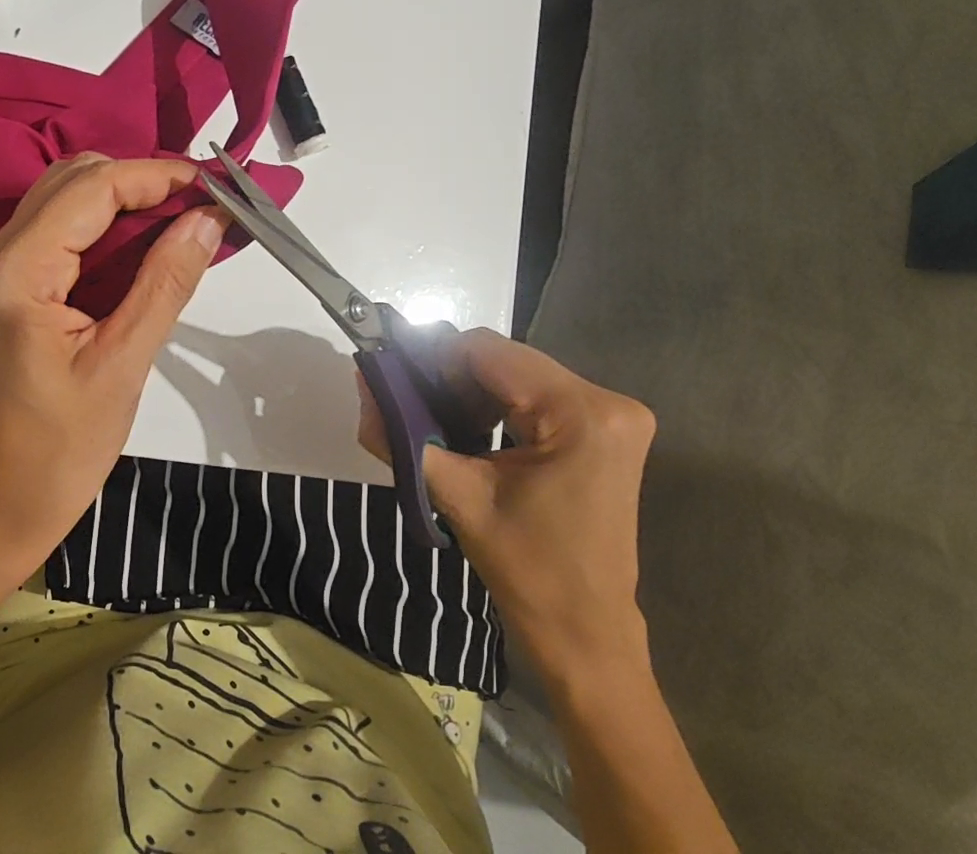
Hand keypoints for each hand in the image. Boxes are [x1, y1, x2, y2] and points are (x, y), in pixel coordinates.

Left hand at [0, 153, 226, 591]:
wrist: (6, 500)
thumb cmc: (63, 450)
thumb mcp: (123, 364)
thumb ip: (165, 283)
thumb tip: (208, 218)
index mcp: (16, 274)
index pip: (90, 190)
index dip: (155, 176)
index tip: (212, 185)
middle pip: (71, 182)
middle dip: (140, 183)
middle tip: (201, 208)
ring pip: (62, 202)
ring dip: (123, 203)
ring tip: (183, 223)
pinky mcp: (3, 289)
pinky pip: (55, 235)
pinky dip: (102, 230)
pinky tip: (145, 247)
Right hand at [358, 328, 656, 689]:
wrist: (583, 626)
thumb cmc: (525, 565)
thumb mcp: (455, 494)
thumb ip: (401, 435)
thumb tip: (363, 384)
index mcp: (582, 412)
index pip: (489, 350)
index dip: (432, 359)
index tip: (395, 386)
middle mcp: (608, 401)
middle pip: (506, 361)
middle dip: (450, 380)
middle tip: (412, 414)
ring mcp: (614, 416)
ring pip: (518, 377)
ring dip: (471, 395)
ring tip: (440, 431)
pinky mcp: (607, 432)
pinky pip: (536, 399)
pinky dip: (497, 409)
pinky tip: (472, 439)